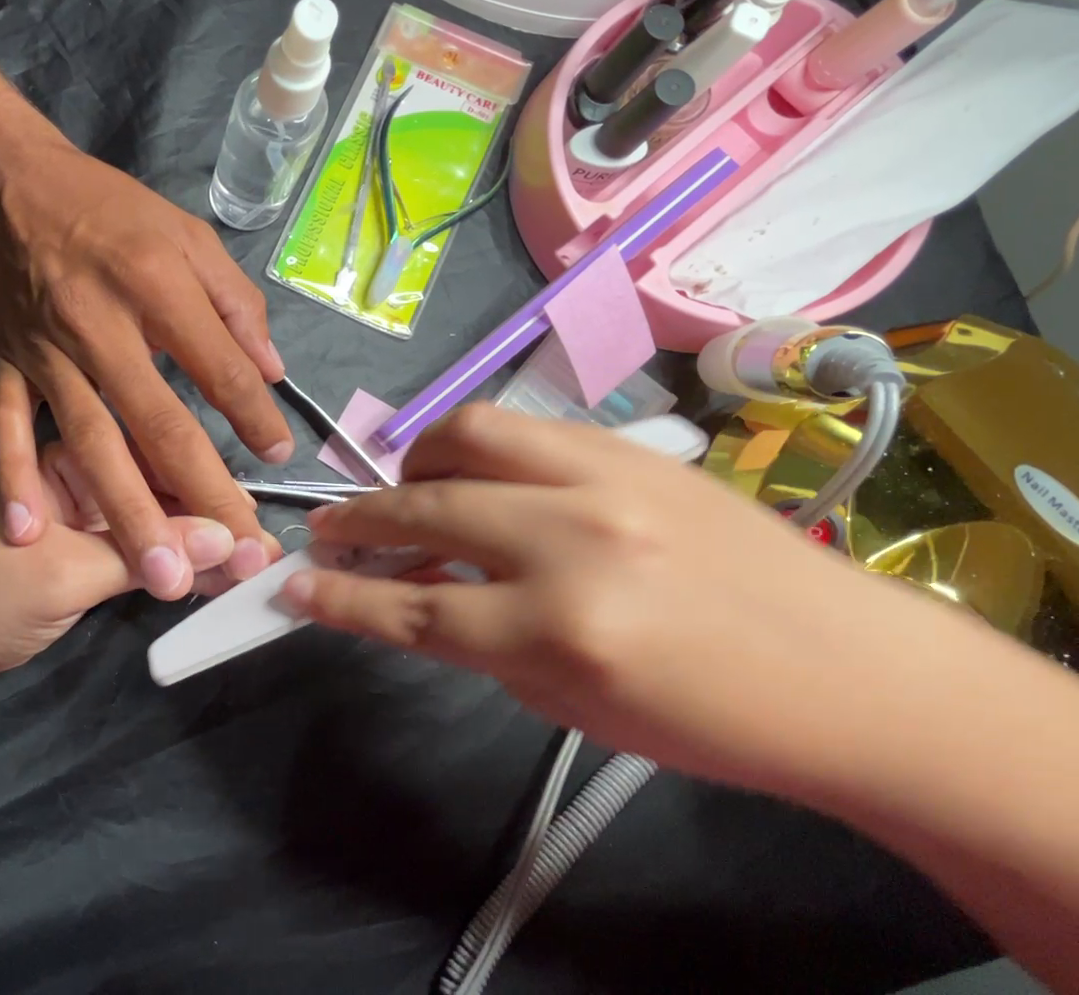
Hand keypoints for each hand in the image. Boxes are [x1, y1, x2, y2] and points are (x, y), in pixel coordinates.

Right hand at [0, 137, 291, 600]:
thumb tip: (272, 372)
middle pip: (158, 425)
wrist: (13, 187)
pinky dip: (15, 481)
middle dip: (200, 497)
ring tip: (159, 578)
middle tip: (232, 563)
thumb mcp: (188, 233)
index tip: (277, 459)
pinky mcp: (7, 368)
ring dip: (126, 513)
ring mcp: (48, 355)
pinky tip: (31, 533)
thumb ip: (235, 302)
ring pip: (91, 444)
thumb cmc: (111, 210)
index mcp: (155, 284)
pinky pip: (9, 430)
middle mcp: (101, 328)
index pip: (219, 366)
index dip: (253, 417)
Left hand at [0, 445, 240, 682]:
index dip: (204, 491)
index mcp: (69, 457)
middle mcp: (87, 478)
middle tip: (264, 553)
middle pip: (162, 492)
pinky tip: (218, 577)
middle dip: (212, 522)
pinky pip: (149, 553)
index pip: (150, 461)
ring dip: (202, 547)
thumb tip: (227, 542)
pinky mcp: (96, 555)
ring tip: (253, 569)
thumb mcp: (65, 570)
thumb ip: (144, 554)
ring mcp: (92, 518)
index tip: (253, 524)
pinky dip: (180, 566)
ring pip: (160, 524)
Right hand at [279, 405, 986, 794]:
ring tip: (407, 492)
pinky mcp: (637, 449)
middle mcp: (575, 539)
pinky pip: (524, 428)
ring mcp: (610, 480)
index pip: (411, 611)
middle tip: (331, 533)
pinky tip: (474, 477)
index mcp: (561, 631)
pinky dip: (476, 450)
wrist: (857, 677)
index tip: (292, 588)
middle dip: (359, 521)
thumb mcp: (565, 700)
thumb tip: (402, 590)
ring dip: (415, 463)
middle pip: (426, 509)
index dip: (340, 601)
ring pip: (467, 434)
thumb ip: (471, 637)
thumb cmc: (707, 720)